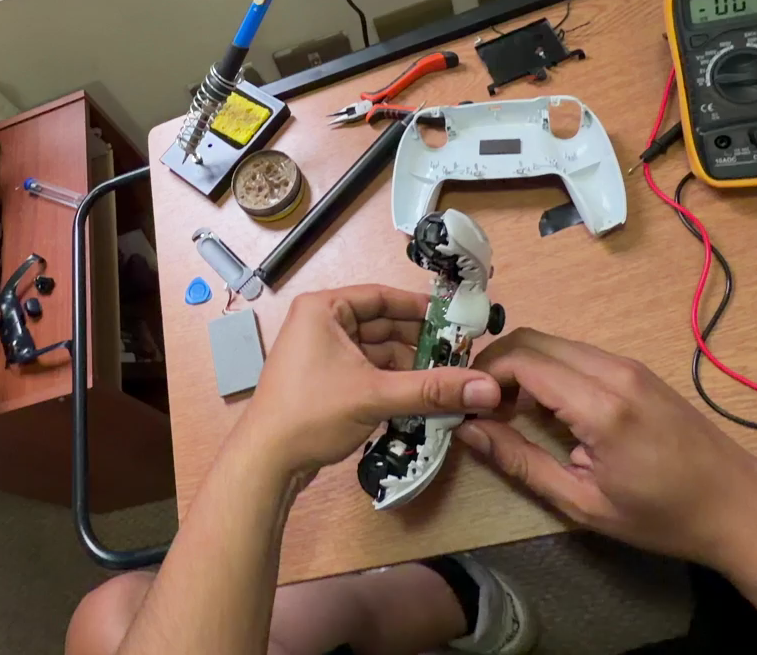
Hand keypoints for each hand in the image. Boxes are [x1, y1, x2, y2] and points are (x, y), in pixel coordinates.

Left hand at [232, 285, 501, 480]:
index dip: (419, 308)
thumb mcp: (375, 395)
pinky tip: (424, 398)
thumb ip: (433, 390)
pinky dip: (393, 383)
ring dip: (410, 367)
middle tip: (461, 357)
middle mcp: (321, 323)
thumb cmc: (313, 412)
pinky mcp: (327, 380)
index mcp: (324, 309)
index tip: (456, 321)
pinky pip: (368, 371)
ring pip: (377, 352)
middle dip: (419, 343)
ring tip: (450, 382)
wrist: (268, 460)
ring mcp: (322, 352)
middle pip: (381, 325)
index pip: (380, 297)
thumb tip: (489, 388)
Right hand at [455, 328, 756, 566]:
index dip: (484, 375)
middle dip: (495, 363)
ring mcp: (626, 364)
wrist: (745, 509)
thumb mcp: (584, 503)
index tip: (467, 404)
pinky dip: (546, 366)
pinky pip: (574, 352)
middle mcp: (612, 370)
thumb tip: (466, 429)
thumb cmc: (663, 517)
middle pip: (531, 339)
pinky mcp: (635, 367)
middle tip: (481, 402)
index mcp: (601, 406)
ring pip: (551, 341)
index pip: (522, 360)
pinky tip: (545, 403)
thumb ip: (520, 462)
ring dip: (521, 364)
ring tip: (509, 406)